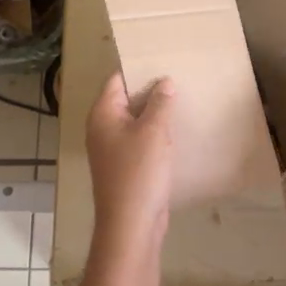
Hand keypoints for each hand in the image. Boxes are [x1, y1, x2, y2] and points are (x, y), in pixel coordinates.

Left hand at [85, 73, 176, 240]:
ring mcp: (113, 149)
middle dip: (152, 91)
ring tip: (183, 101)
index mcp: (103, 114)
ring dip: (157, 114)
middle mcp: (103, 128)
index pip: (117, 80)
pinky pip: (141, 141)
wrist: (131, 224)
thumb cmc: (138, 172)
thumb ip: (160, 103)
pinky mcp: (126, 166)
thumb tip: (165, 82)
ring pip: (136, 121)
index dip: (139, 69)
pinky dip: (156, 135)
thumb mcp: (153, 131)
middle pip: (127, 99)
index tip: (164, 61)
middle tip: (180, 78)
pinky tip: (178, 132)